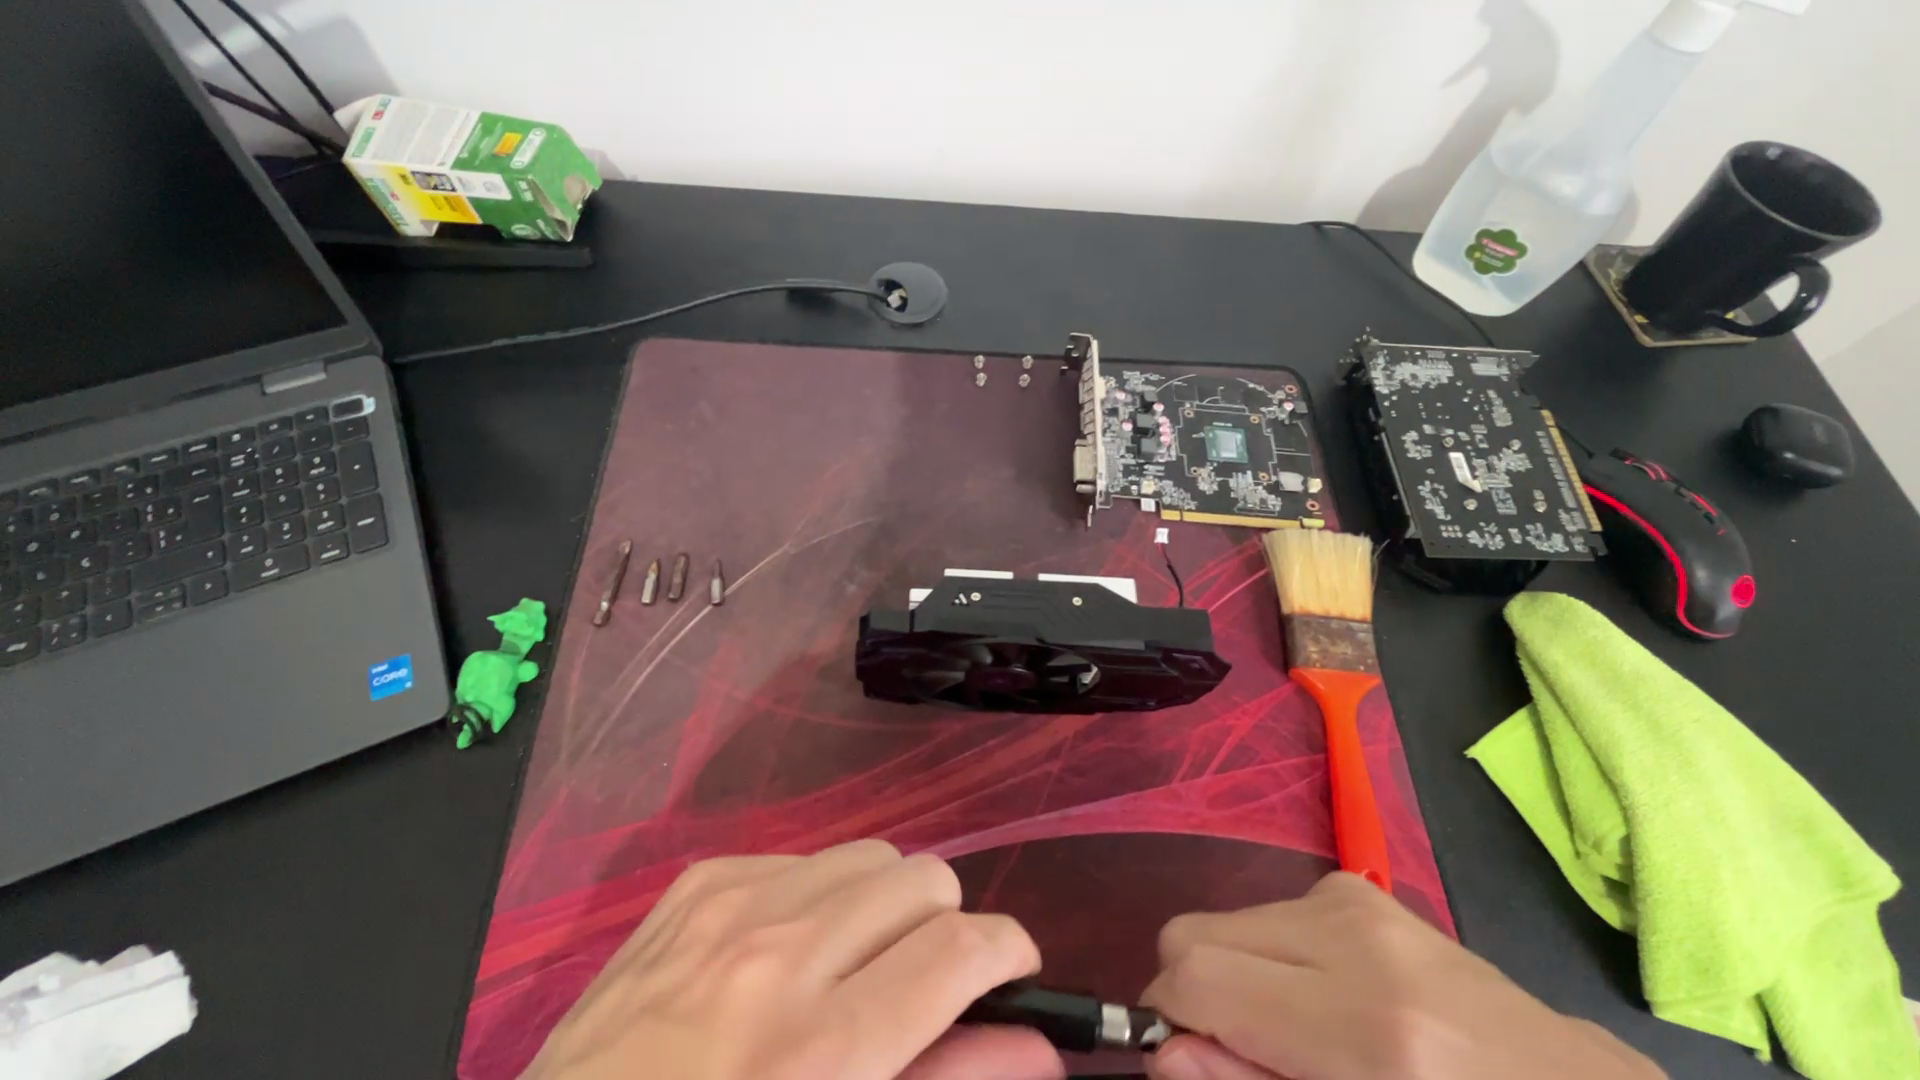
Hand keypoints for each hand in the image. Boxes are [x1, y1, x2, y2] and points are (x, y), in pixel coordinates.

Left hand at [518, 840, 1064, 1079]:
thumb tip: (1040, 1045)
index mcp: (819, 1050)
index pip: (960, 952)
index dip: (1009, 952)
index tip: (1011, 972)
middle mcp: (779, 954)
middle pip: (924, 880)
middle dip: (945, 928)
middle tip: (920, 983)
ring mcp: (730, 904)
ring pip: (871, 856)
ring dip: (886, 904)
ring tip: (854, 963)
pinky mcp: (696, 882)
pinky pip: (803, 857)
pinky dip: (821, 895)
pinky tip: (788, 950)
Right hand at [1140, 873, 1666, 1079]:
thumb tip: (1164, 1052)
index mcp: (1369, 1031)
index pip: (1196, 977)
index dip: (1166, 1021)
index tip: (1185, 1061)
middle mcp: (1358, 941)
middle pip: (1192, 934)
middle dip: (1191, 995)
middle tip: (1236, 1053)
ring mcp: (1364, 905)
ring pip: (1225, 922)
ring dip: (1231, 977)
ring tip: (1291, 1035)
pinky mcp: (1365, 893)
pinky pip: (1268, 915)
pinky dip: (1266, 959)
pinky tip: (1318, 1003)